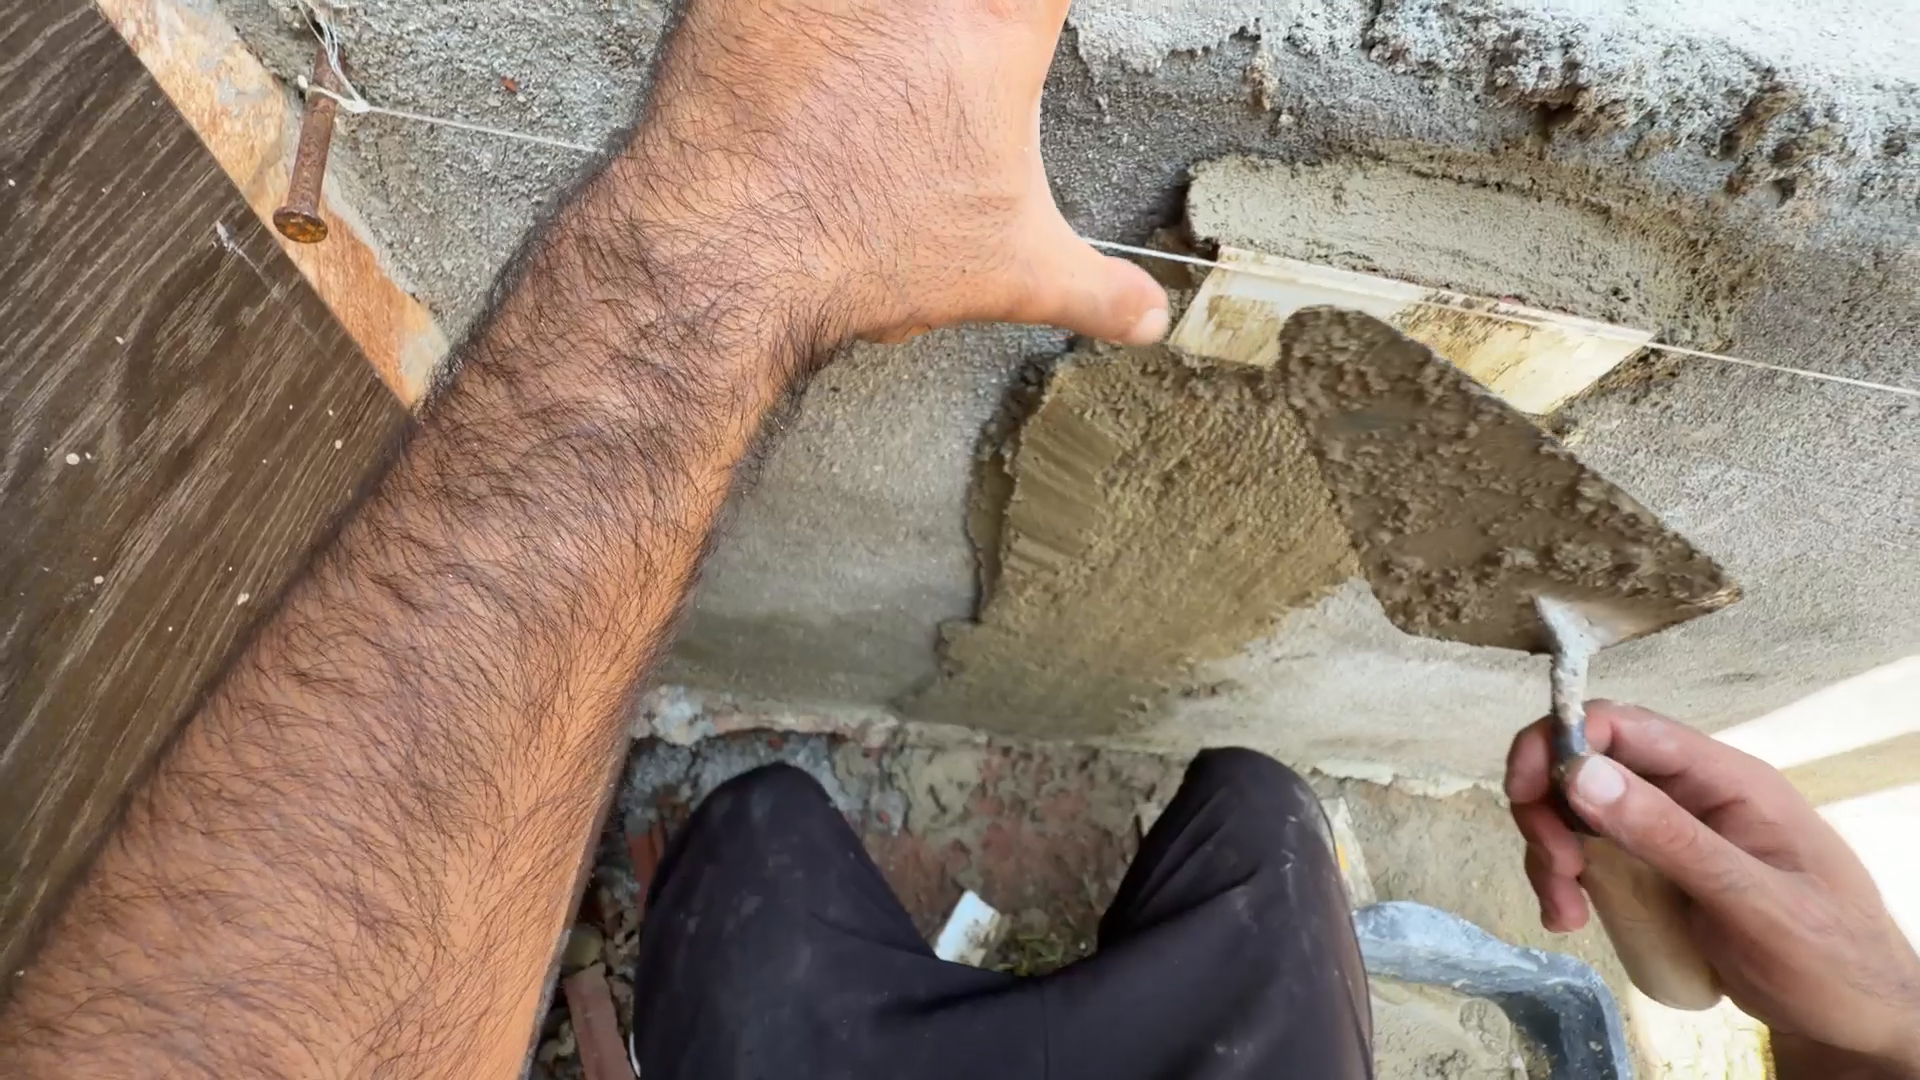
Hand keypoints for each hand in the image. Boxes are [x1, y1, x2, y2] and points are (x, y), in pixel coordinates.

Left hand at [612, 0, 1169, 354]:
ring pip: (874, 10)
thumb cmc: (873, 254)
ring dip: (876, 43)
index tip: (1021, 33)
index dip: (1033, 16)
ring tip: (868, 117)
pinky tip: (808, 94)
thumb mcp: (1012, 276)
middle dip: (950, 42)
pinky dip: (803, 30)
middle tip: (927, 111)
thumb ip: (1093, 291)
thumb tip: (1151, 319)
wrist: (736, 257)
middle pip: (954, 4)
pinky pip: (791, 6)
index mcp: (996, 27)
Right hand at [1507, 702, 1919, 1072]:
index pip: (1618, 725)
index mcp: (1722, 778)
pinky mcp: (1634, 857)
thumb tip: (1579, 771)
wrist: (1856, 1030)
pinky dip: (1555, 878)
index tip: (1524, 790)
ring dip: (1546, 851)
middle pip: (1575, 762)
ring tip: (1566, 907)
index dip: (1557, 742)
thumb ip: (1671, 837)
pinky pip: (1572, 847)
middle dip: (1545, 809)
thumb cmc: (1836, 966)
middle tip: (1554, 863)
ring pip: (1563, 807)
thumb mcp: (1760, 905)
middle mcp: (1680, 789)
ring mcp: (1654, 823)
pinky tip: (1568, 916)